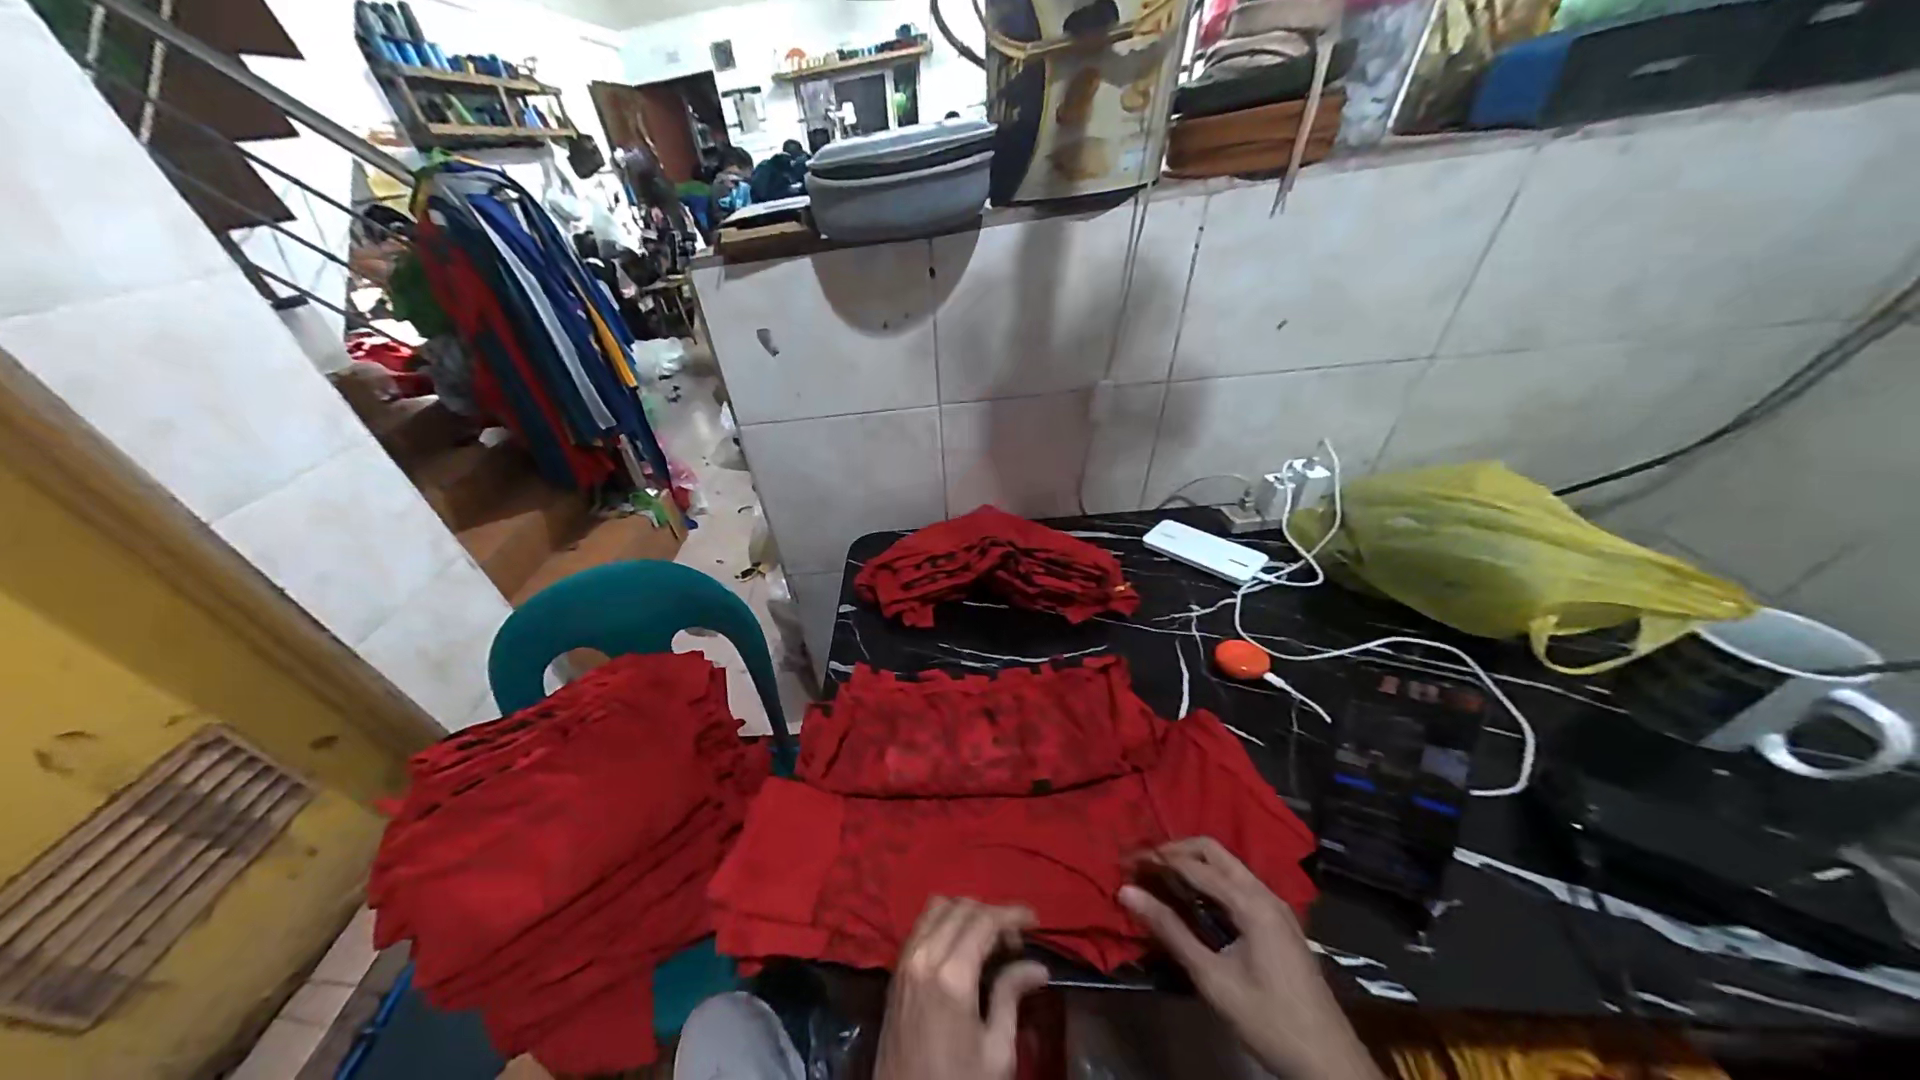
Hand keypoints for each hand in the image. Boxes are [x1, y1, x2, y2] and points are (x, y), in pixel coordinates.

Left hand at [873, 897, 1051, 1079]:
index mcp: (952, 975)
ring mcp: (905, 962)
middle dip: (992, 913)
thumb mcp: (996, 1052)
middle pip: (961, 907)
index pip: (985, 920)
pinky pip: (920, 926)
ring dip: (965, 913)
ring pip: (936, 908)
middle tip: (1015, 942)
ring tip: (988, 939)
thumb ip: (1011, 997)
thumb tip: (1037, 967)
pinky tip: (961, 946)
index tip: (1035, 921)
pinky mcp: (895, 972)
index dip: (1012, 914)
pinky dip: (943, 922)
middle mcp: (924, 956)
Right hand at [1119, 838, 1381, 1079]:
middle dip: (1176, 851)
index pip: (1195, 864)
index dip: (1158, 859)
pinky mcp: (1278, 922)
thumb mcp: (1212, 978)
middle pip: (1214, 851)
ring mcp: (1276, 907)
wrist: (1329, 1063)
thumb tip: (1127, 892)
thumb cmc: (1268, 1019)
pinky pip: (1238, 883)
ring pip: (1228, 865)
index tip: (1127, 861)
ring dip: (1193, 863)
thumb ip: (1170, 931)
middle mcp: (1265, 893)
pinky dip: (1210, 880)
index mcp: (1252, 902)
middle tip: (1143, 864)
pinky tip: (1193, 898)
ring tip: (1160, 876)